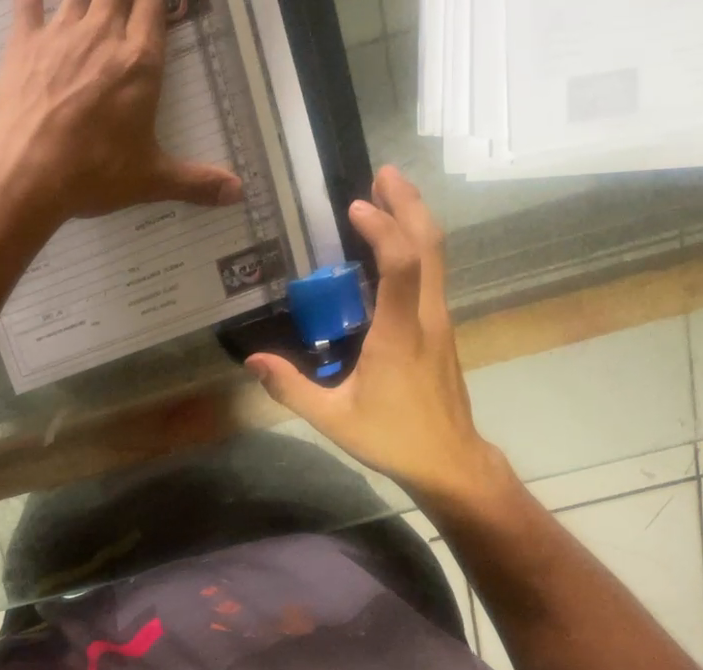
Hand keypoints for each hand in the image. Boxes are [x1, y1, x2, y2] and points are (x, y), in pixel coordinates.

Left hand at [0, 0, 243, 228]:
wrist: (27, 176)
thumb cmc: (93, 175)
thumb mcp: (150, 180)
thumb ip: (196, 181)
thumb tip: (238, 193)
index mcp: (140, 62)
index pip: (155, 2)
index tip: (162, 4)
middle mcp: (103, 36)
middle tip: (127, 4)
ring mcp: (60, 35)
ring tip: (96, 2)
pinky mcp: (23, 46)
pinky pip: (27, 3)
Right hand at [246, 166, 506, 509]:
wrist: (448, 461)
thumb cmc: (392, 438)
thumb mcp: (332, 418)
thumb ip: (291, 388)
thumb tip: (254, 361)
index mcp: (400, 333)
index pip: (401, 263)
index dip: (382, 227)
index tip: (355, 206)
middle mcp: (426, 317)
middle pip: (429, 245)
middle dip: (408, 204)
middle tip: (383, 174)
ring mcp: (439, 323)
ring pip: (435, 258)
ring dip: (414, 223)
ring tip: (387, 198)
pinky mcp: (440, 333)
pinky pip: (428, 278)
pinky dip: (413, 251)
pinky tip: (390, 253)